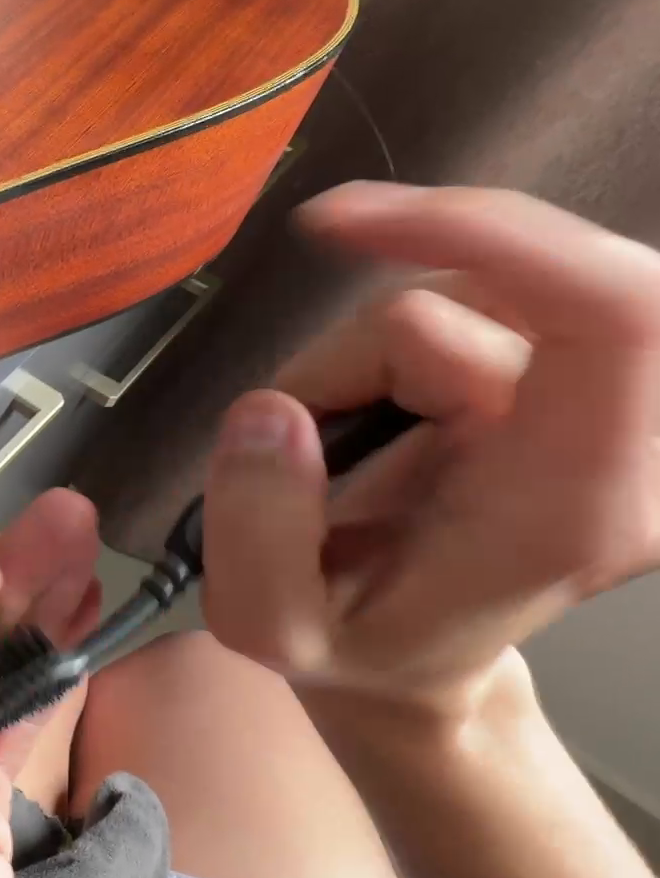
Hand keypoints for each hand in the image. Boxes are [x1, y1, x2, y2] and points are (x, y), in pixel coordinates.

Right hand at [201, 183, 659, 718]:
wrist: (413, 653)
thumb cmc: (350, 644)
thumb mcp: (267, 623)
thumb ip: (254, 528)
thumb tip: (270, 411)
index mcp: (574, 503)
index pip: (616, 316)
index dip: (488, 234)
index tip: (335, 223)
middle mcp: (625, 440)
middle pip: (485, 299)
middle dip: (357, 350)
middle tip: (305, 423)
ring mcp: (600, 403)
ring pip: (451, 295)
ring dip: (356, 357)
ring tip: (330, 441)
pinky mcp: (559, 377)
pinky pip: (457, 299)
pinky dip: (380, 344)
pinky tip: (370, 409)